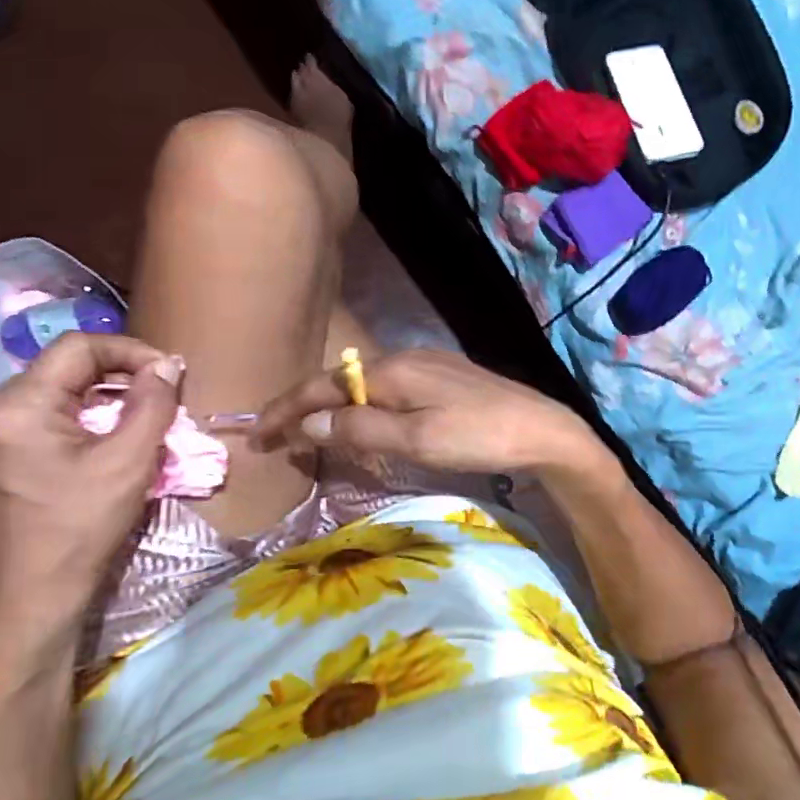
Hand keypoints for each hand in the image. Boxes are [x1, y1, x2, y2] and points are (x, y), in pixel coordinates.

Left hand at [0, 334, 183, 616]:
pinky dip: (88, 414)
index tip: (170, 373)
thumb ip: (152, 404)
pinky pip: (50, 412)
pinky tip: (115, 432)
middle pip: (67, 365)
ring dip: (108, 394)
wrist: (35, 595)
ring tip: (147, 411)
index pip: (78, 347)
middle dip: (121, 373)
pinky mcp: (0, 449)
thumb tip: (168, 365)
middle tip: (163, 393)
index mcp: (16, 403)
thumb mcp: (128, 462)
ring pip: (60, 388)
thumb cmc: (81, 528)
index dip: (130, 351)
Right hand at [252, 349, 604, 474]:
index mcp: (391, 370)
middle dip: (302, 408)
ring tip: (307, 434)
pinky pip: (384, 391)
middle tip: (274, 438)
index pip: (321, 387)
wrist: (544, 432)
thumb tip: (305, 421)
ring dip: (330, 409)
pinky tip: (361, 424)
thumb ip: (359, 428)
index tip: (255, 434)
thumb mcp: (416, 440)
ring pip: (361, 386)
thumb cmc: (479, 437)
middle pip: (337, 382)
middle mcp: (402, 359)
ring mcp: (424, 367)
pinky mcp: (441, 380)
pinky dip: (359, 408)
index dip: (285, 410)